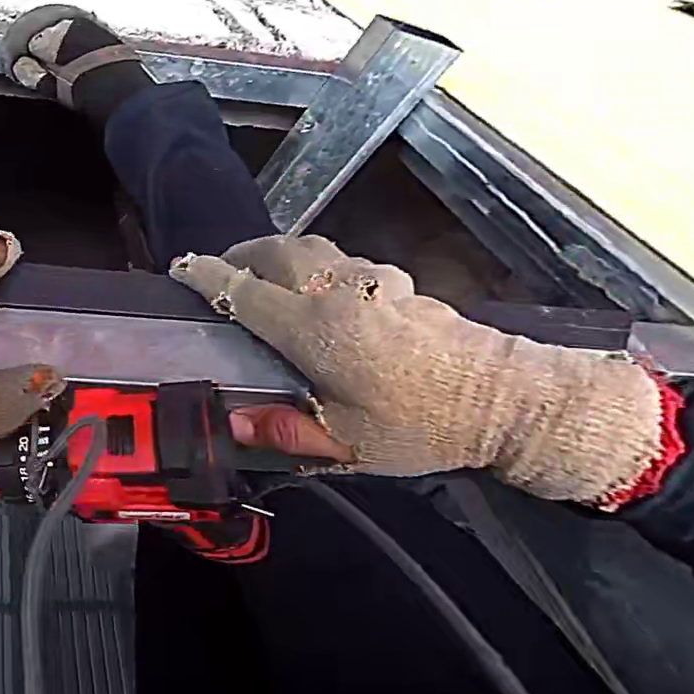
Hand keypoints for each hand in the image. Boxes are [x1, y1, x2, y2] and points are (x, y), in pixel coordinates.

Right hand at [173, 235, 676, 509]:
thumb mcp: (350, 445)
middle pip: (274, 251)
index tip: (180, 268)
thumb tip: (233, 424)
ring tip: (262, 274)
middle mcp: (336, 293)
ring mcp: (369, 281)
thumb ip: (286, 433)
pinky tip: (318, 289)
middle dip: (239, 253)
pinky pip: (340, 260)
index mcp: (314, 329)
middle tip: (221, 269)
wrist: (513, 400)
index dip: (206, 276)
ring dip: (277, 254)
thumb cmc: (425, 424)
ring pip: (309, 248)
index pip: (243, 290)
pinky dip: (314, 265)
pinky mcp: (395, 282)